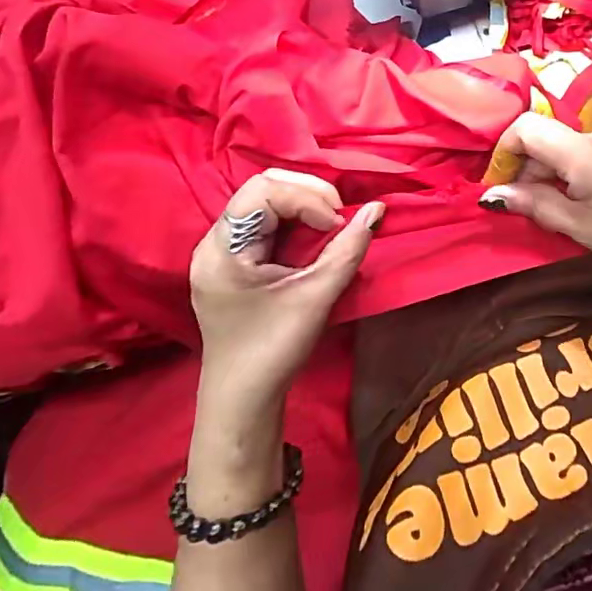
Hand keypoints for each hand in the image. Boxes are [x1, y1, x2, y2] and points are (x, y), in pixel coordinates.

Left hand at [189, 170, 383, 423]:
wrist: (242, 401)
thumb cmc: (272, 351)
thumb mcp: (314, 298)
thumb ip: (346, 251)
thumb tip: (376, 209)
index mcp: (222, 248)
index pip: (263, 191)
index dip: (305, 197)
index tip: (336, 224)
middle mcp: (215, 242)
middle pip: (261, 189)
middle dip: (305, 193)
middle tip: (338, 216)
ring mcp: (222, 252)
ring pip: (264, 204)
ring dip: (303, 206)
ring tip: (331, 224)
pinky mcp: (234, 263)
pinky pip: (265, 225)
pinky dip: (295, 222)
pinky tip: (316, 235)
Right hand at [478, 113, 591, 289]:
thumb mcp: (576, 226)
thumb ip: (531, 203)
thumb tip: (490, 194)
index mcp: (585, 151)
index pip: (526, 127)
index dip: (504, 151)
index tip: (499, 184)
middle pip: (542, 136)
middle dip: (523, 166)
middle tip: (521, 204)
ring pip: (559, 145)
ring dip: (543, 171)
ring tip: (547, 207)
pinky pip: (578, 151)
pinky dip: (563, 171)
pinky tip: (571, 199)